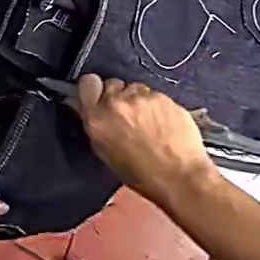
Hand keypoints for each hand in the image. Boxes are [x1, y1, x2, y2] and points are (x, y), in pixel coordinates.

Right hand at [74, 74, 218, 204]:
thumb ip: (93, 124)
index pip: (87, 83)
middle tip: (126, 115)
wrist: (179, 176)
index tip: (98, 96)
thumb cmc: (142, 174)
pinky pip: (153, 95)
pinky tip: (162, 123)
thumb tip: (80, 106)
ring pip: (134, 88)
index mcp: (97, 119)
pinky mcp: (162, 96)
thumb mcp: (106, 153)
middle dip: (117, 96)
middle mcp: (116, 103)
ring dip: (137, 100)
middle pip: (112, 83)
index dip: (93, 88)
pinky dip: (156, 105)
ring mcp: (140, 97)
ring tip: (147, 123)